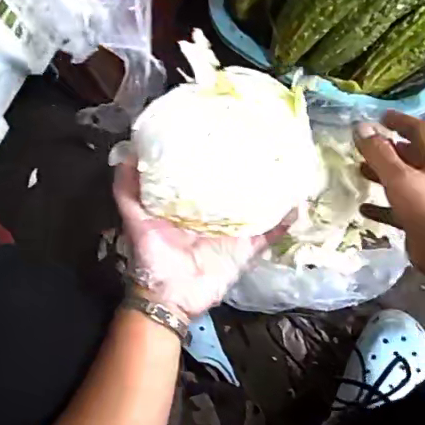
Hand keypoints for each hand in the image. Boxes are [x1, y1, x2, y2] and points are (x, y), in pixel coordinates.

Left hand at [113, 157, 285, 320]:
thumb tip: (127, 153)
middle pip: (234, 187)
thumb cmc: (152, 257)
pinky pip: (268, 234)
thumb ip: (127, 191)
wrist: (169, 297)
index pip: (202, 174)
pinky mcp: (246, 250)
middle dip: (247, 168)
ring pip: (257, 207)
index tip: (222, 128)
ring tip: (287, 166)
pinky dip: (283, 222)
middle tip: (264, 141)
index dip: (210, 155)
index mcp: (188, 204)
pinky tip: (297, 205)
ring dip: (272, 191)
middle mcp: (212, 214)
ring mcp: (232, 231)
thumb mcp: (135, 219)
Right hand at [354, 112, 424, 278]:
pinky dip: (381, 204)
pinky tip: (363, 207)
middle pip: (410, 155)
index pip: (419, 130)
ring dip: (382, 174)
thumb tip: (359, 126)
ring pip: (402, 180)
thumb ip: (379, 152)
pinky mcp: (420, 220)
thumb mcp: (398, 177)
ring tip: (359, 171)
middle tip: (364, 146)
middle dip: (387, 148)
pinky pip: (396, 207)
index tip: (380, 117)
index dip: (401, 121)